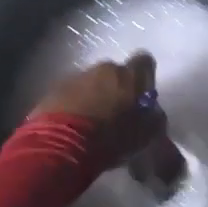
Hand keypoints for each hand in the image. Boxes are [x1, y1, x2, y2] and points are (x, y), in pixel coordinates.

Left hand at [30, 52, 167, 169]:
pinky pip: (71, 94)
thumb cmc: (111, 138)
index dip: (144, 77)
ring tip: (92, 124)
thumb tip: (154, 114)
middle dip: (116, 89)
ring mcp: (76, 77)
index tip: (142, 94)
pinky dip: (74, 105)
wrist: (62, 145)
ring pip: (91, 83)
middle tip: (116, 114)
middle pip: (115, 73)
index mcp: (130, 75)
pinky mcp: (54, 89)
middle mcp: (104, 68)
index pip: (145, 62)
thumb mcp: (145, 135)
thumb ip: (153, 119)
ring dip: (94, 97)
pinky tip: (73, 126)